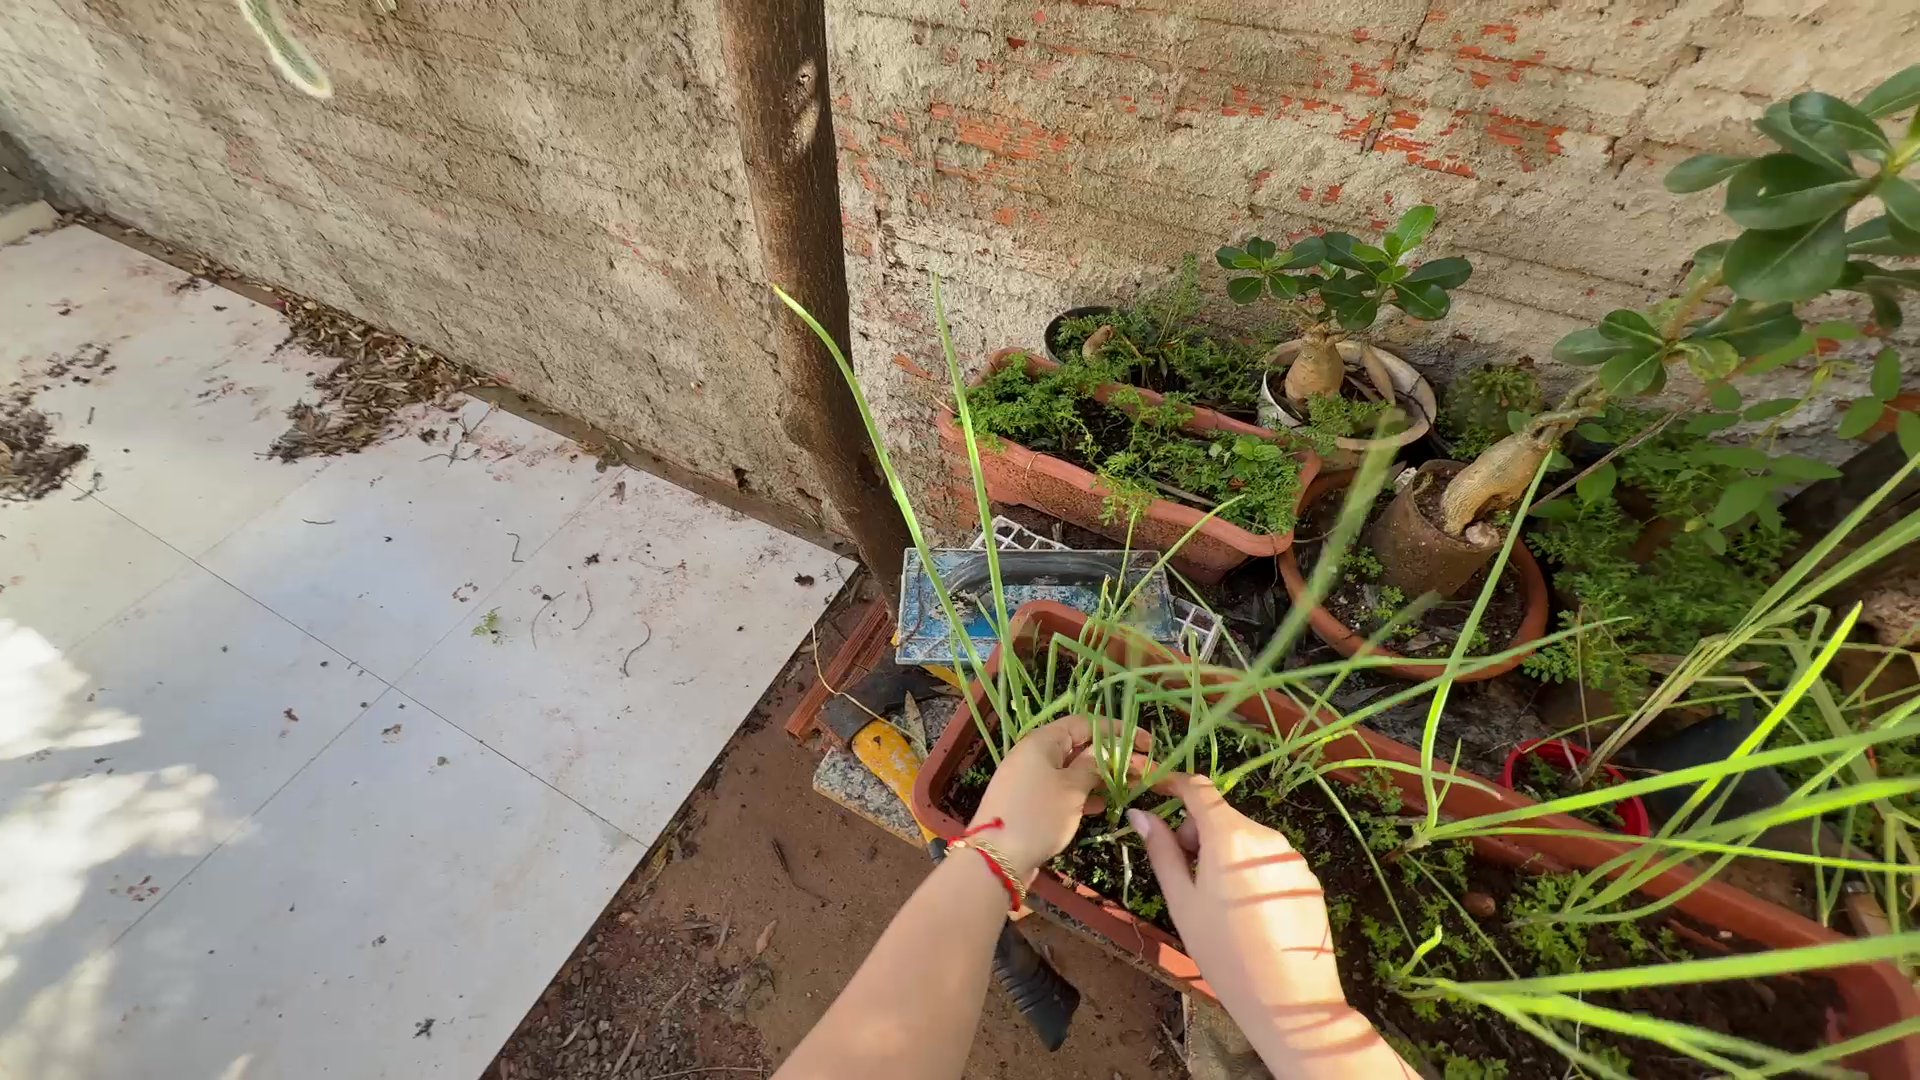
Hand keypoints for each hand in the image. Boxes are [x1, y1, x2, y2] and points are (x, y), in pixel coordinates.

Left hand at [969, 715, 1151, 879]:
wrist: (995, 857)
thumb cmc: (1037, 815)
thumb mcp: (1071, 789)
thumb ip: (1092, 767)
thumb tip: (1105, 753)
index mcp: (1043, 741)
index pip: (1085, 724)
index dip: (1117, 730)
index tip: (1146, 741)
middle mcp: (1036, 754)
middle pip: (1080, 746)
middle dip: (1112, 756)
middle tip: (1143, 770)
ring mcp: (1032, 778)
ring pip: (1073, 770)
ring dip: (1101, 777)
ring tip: (1130, 787)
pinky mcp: (1031, 802)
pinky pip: (1063, 789)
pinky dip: (1083, 794)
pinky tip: (1103, 805)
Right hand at [1127, 774, 1353, 1043]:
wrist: (1293, 1003)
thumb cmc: (1224, 951)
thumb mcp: (1182, 901)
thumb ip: (1162, 850)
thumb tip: (1140, 814)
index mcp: (1229, 834)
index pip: (1198, 788)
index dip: (1174, 784)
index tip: (1156, 792)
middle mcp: (1264, 835)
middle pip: (1220, 815)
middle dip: (1196, 833)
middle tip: (1186, 875)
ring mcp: (1291, 857)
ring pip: (1244, 838)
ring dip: (1223, 853)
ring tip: (1218, 901)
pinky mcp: (1307, 879)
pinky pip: (1268, 860)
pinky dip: (1249, 871)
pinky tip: (1249, 913)